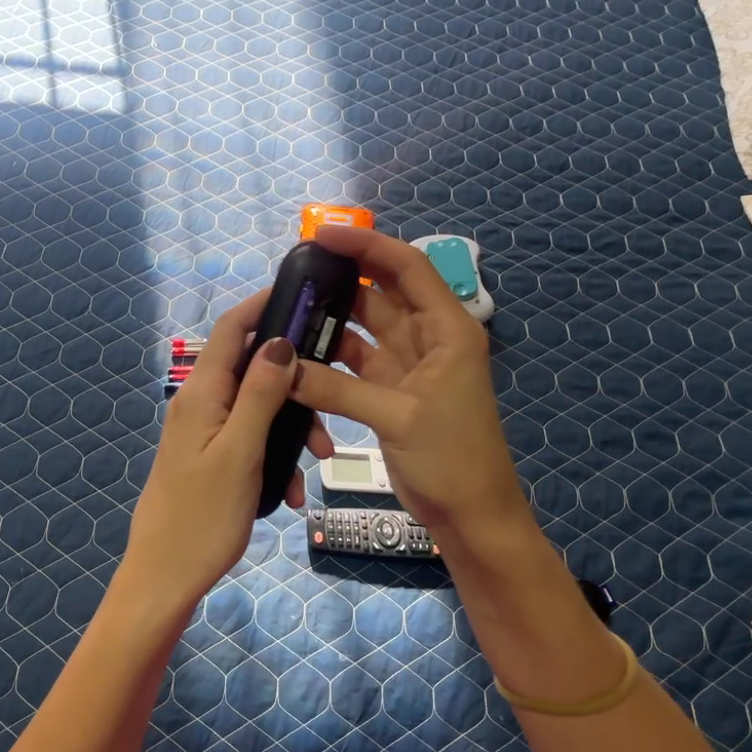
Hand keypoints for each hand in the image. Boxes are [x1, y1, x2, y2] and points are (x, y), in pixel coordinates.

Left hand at [122, 291, 332, 606]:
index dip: (264, 305)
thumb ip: (260, 393)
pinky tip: (293, 491)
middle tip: (330, 407)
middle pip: (252, 367)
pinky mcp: (209, 457)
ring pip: (257, 407)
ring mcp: (203, 431)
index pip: (232, 328)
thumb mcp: (240, 451)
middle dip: (294, 382)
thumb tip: (279, 341)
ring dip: (291, 427)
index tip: (306, 297)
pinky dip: (275, 456)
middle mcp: (199, 403)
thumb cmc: (204, 515)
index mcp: (202, 393)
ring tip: (319, 461)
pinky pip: (250, 440)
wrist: (165, 577)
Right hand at [290, 226, 532, 537]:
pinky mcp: (390, 390)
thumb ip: (336, 388)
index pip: (407, 267)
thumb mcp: (396, 417)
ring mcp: (407, 363)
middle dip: (341, 278)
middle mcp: (427, 337)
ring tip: (288, 307)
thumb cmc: (452, 459)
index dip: (366, 246)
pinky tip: (298, 351)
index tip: (321, 236)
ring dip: (331, 318)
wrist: (471, 516)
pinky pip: (354, 360)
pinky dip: (329, 356)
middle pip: (381, 291)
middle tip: (293, 271)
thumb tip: (281, 365)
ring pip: (363, 326)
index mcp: (447, 329)